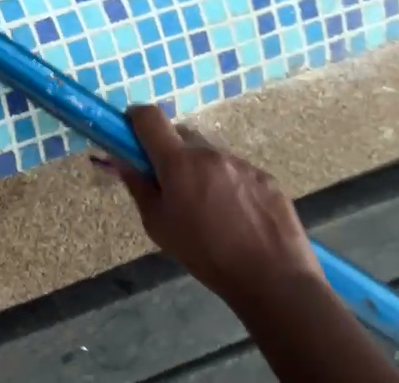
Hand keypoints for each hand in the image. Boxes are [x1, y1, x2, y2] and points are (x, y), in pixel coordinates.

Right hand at [102, 105, 322, 304]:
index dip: (136, 119)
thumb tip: (121, 160)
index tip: (133, 138)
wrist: (277, 282)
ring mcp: (243, 165)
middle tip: (172, 183)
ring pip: (210, 154)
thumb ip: (137, 185)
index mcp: (178, 161)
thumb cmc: (206, 254)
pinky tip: (239, 215)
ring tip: (211, 205)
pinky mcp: (268, 180)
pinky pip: (238, 170)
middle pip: (180, 134)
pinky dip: (230, 183)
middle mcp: (210, 153)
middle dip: (170, 150)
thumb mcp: (157, 224)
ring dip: (202, 168)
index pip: (148, 116)